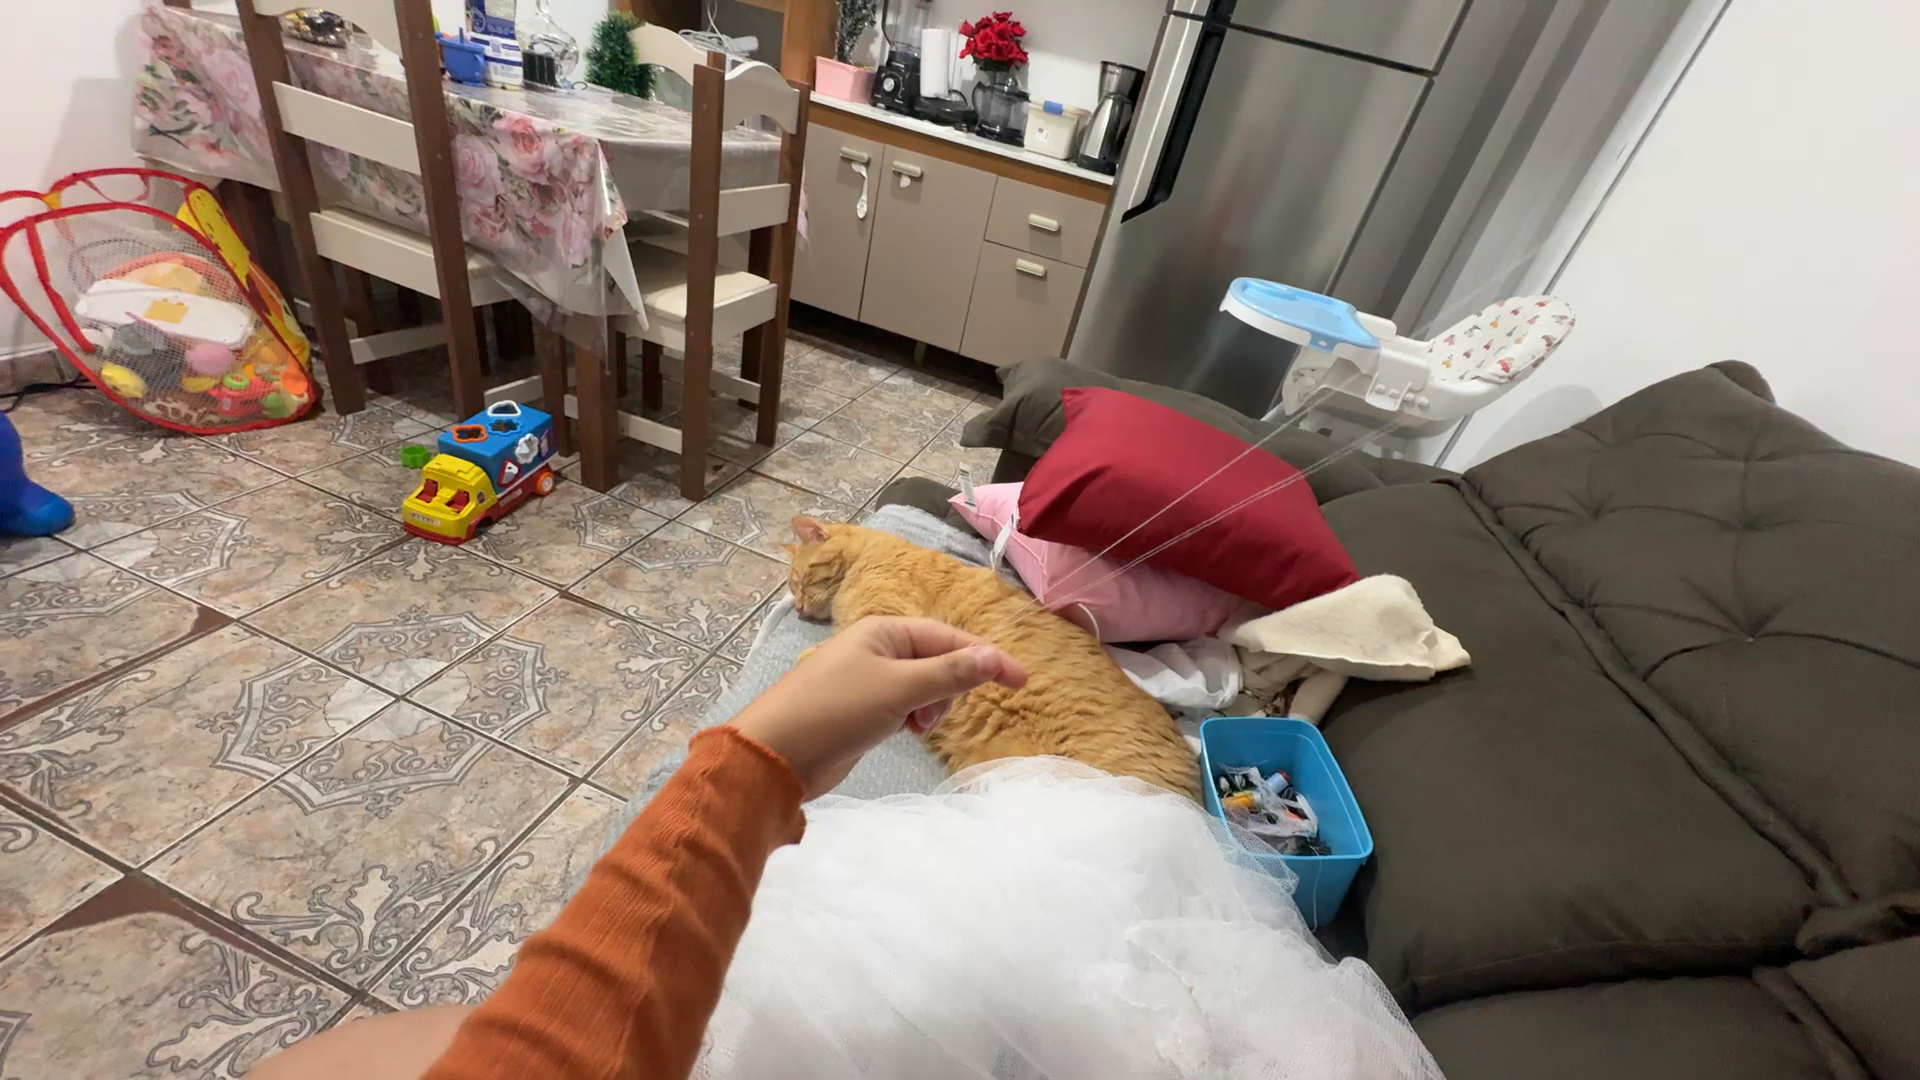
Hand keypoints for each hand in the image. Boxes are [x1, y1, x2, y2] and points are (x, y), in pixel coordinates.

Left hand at [730, 616, 1028, 797]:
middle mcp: (879, 649)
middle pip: (939, 661)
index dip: (986, 658)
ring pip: (925, 687)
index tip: (1022, 682)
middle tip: (933, 715)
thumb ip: (949, 673)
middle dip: (948, 688)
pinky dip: (914, 717)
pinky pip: (906, 705)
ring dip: (931, 707)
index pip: (949, 637)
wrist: (774, 755)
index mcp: (885, 631)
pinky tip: (906, 732)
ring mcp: (871, 679)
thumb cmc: (836, 710)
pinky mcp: (865, 709)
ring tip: (915, 727)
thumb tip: (993, 655)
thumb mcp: (899, 689)